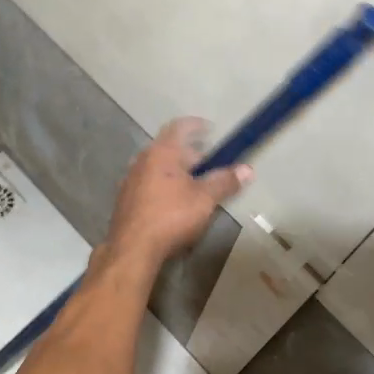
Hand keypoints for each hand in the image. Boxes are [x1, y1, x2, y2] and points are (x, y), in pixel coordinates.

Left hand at [104, 118, 251, 269]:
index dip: (196, 125)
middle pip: (168, 148)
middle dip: (190, 154)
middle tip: (208, 164)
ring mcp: (130, 180)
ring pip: (157, 167)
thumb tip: (247, 169)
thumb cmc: (171, 217)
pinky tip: (173, 202)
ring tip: (193, 185)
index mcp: (161, 153)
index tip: (211, 130)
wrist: (132, 248)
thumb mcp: (204, 199)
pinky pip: (148, 184)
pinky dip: (163, 185)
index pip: (178, 127)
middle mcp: (142, 160)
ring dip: (176, 171)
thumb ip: (225, 182)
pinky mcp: (125, 200)